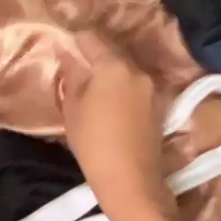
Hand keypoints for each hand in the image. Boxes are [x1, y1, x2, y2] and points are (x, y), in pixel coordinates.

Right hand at [60, 31, 176, 220]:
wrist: (131, 183)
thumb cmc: (93, 143)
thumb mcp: (73, 107)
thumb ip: (72, 75)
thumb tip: (69, 56)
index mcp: (113, 66)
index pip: (90, 37)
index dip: (74, 39)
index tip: (63, 46)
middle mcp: (136, 70)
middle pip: (111, 50)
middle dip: (92, 54)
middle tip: (74, 65)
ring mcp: (151, 88)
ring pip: (124, 68)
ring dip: (107, 70)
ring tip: (89, 84)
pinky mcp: (157, 105)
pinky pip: (133, 85)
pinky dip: (120, 85)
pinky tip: (106, 100)